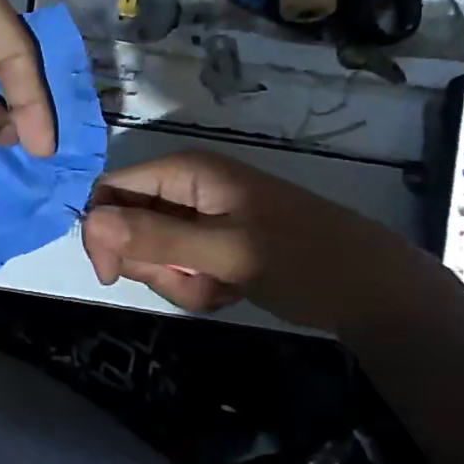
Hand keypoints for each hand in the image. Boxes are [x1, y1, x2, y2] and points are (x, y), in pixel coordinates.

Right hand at [81, 151, 421, 329]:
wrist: (373, 291)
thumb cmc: (302, 259)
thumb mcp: (225, 252)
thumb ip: (156, 238)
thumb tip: (89, 223)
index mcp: (185, 171)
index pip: (112, 190)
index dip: (103, 230)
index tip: (113, 276)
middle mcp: (185, 187)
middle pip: (129, 225)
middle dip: (153, 264)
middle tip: (194, 282)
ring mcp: (200, 216)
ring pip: (153, 252)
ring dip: (178, 281)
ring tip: (221, 289)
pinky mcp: (213, 242)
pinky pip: (179, 267)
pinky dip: (196, 287)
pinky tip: (229, 292)